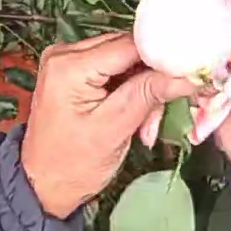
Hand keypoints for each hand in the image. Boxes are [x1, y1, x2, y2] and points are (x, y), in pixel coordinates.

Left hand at [21, 33, 197, 217]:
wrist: (41, 186)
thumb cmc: (73, 164)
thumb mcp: (115, 129)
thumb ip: (148, 94)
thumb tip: (188, 75)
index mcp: (70, 64)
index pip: (129, 44)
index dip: (163, 57)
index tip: (189, 75)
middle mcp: (65, 52)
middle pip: (126, 49)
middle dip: (151, 78)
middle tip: (164, 112)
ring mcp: (66, 59)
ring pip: (122, 59)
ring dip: (141, 88)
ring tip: (147, 125)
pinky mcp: (71, 71)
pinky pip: (111, 69)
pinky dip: (127, 89)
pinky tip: (134, 117)